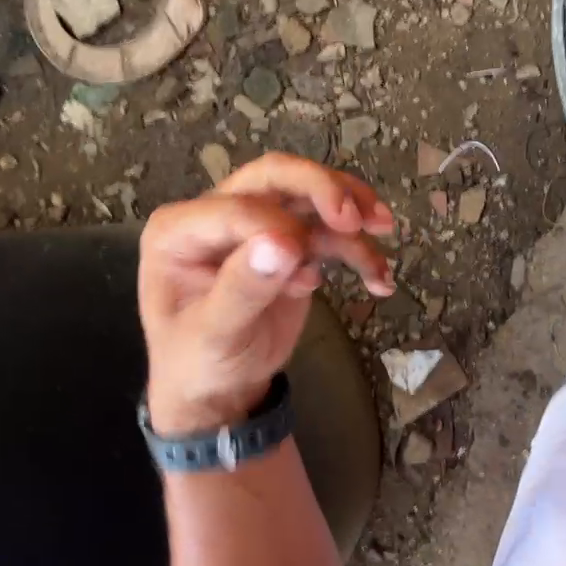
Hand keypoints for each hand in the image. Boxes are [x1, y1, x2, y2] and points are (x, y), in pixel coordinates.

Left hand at [139, 153, 395, 434]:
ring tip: (384, 231)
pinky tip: (380, 281)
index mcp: (180, 230)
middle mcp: (219, 215)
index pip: (238, 207)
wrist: (222, 389)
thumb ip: (244, 287)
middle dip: (324, 189)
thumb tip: (285, 243)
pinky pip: (333, 233)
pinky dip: (362, 251)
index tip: (305, 265)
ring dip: (354, 213)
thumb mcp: (215, 334)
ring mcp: (261, 226)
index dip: (278, 226)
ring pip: (313, 196)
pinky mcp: (294, 245)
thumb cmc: (200, 362)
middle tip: (356, 218)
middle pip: (278, 176)